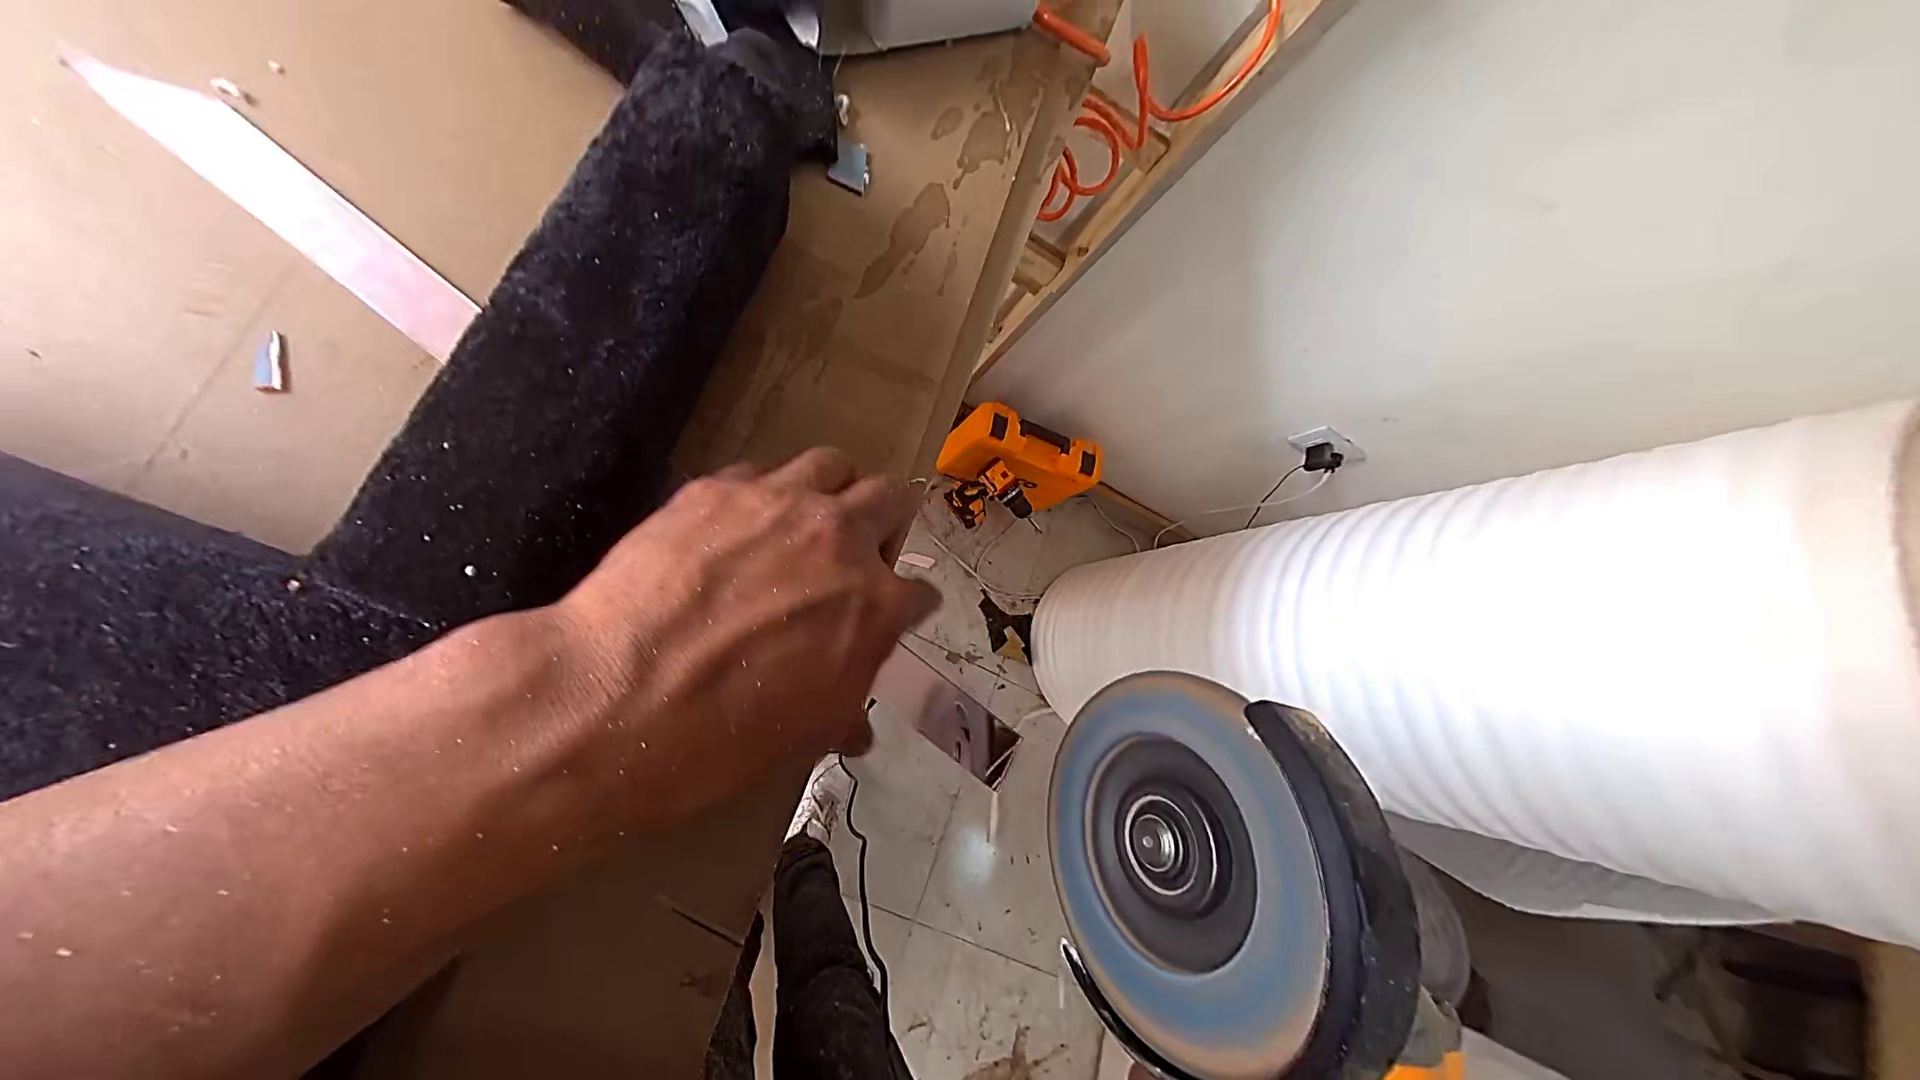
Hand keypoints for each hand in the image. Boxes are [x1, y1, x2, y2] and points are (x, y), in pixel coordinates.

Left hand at [550, 449, 940, 819]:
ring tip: (804, 524)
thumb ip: (846, 712)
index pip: (920, 591)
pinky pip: (760, 472)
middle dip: (885, 525)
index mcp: (878, 604)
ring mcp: (780, 504)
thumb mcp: (806, 736)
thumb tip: (857, 726)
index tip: (891, 614)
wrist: (615, 700)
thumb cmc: (724, 735)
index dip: (907, 606)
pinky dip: (764, 495)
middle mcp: (842, 538)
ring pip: (833, 464)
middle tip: (854, 556)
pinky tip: (737, 528)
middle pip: (892, 499)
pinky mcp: (718, 488)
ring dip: (832, 492)